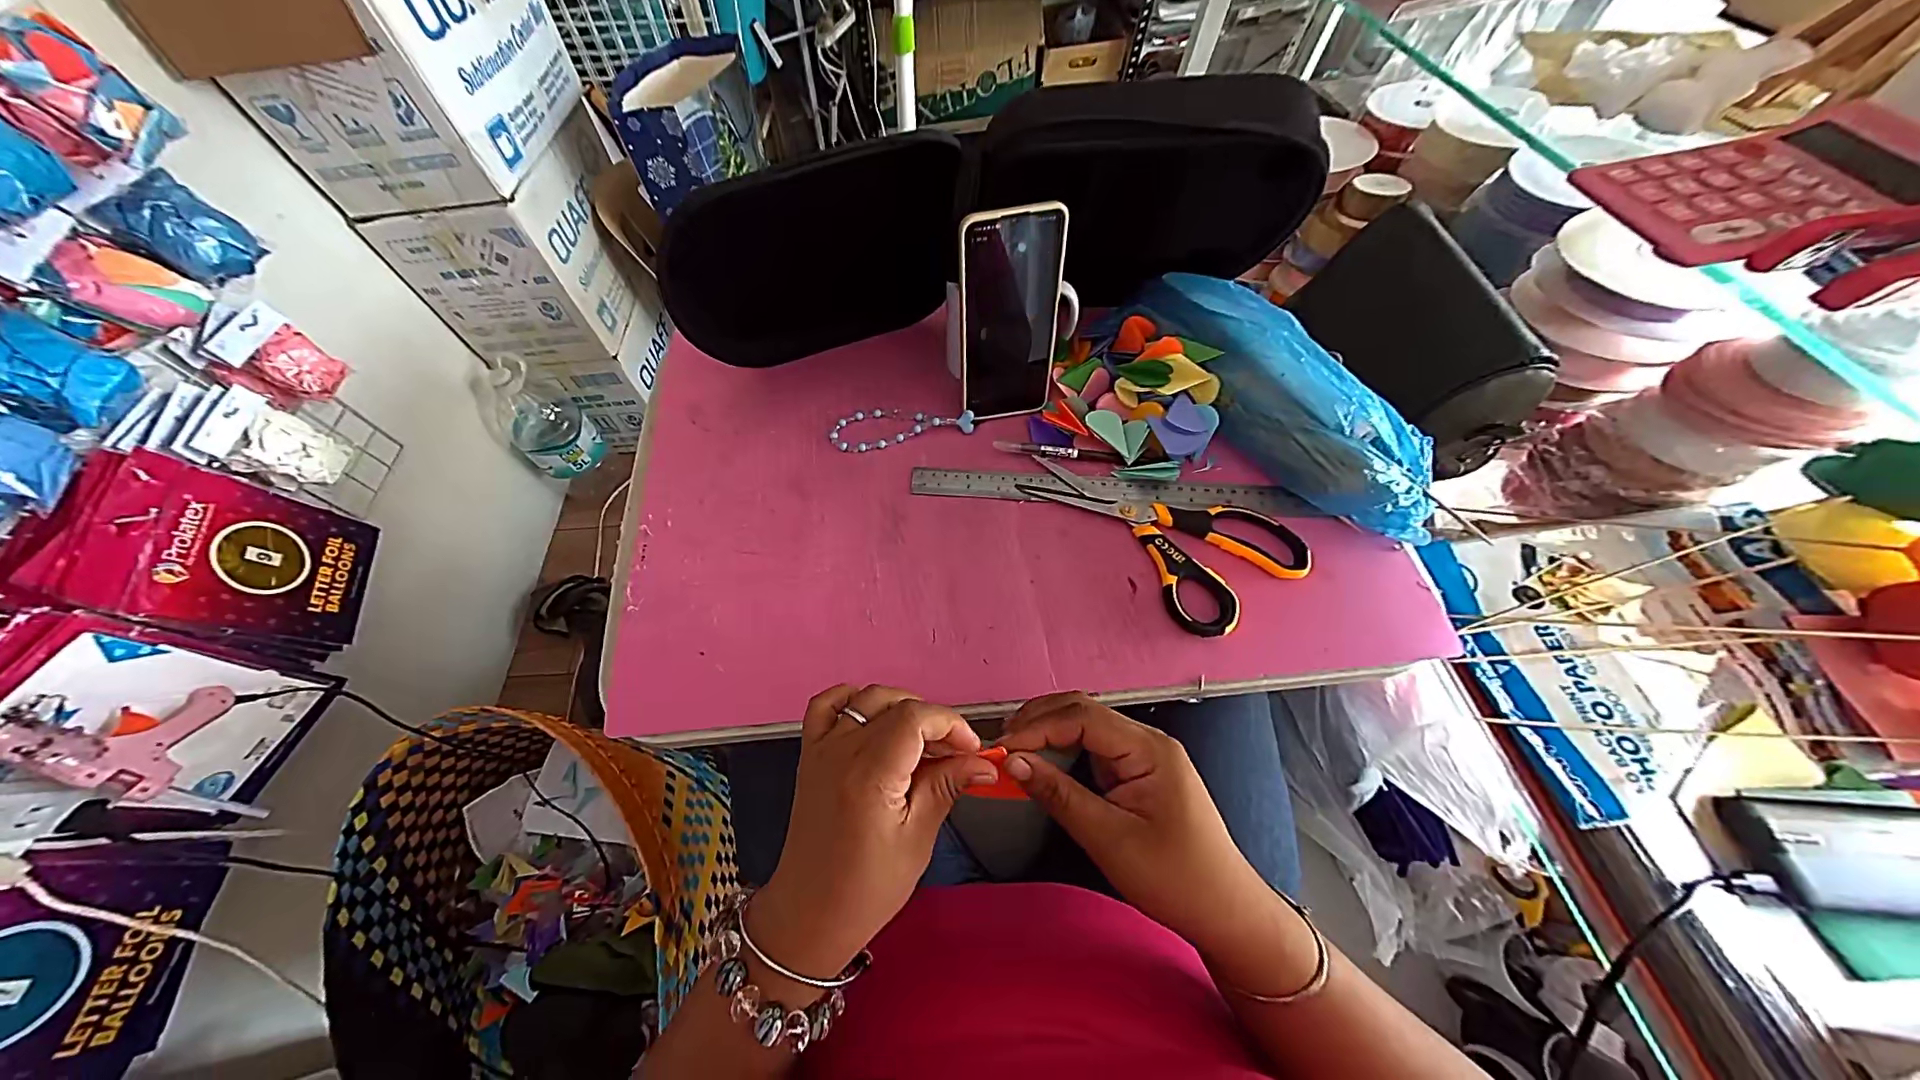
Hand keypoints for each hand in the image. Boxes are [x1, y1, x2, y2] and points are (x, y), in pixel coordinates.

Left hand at [751, 684, 995, 981]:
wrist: (809, 914)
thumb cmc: (864, 889)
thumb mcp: (918, 840)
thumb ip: (947, 786)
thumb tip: (982, 763)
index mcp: (870, 774)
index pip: (916, 717)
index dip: (951, 724)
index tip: (972, 749)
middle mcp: (842, 752)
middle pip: (896, 703)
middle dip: (933, 719)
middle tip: (954, 752)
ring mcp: (821, 750)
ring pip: (867, 698)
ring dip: (901, 708)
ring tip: (921, 742)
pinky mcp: (810, 755)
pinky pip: (826, 705)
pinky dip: (852, 700)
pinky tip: (875, 720)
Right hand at [997, 692, 1275, 953]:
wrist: (1225, 912)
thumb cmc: (1175, 878)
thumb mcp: (1109, 839)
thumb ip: (1059, 795)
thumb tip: (1014, 763)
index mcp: (1148, 749)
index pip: (1081, 717)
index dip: (1037, 726)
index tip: (1002, 747)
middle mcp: (1147, 741)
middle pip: (1083, 711)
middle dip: (1038, 720)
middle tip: (1001, 744)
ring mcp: (1143, 755)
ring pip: (1086, 725)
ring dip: (1048, 731)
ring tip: (1013, 748)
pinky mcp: (1137, 772)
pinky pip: (1093, 747)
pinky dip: (1062, 749)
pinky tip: (1041, 760)